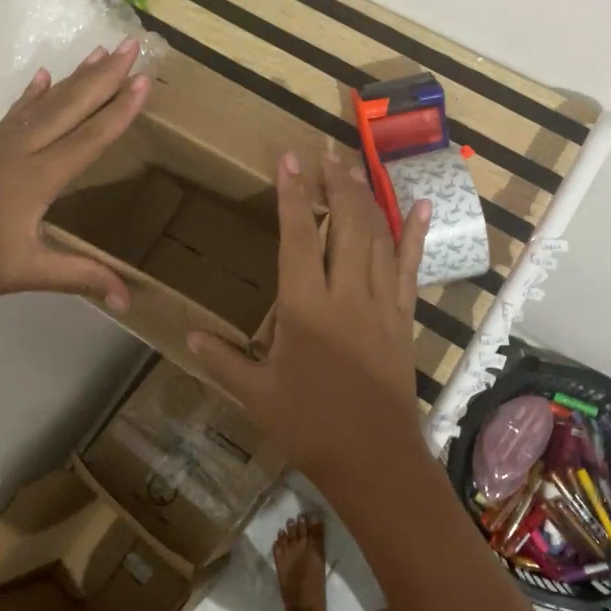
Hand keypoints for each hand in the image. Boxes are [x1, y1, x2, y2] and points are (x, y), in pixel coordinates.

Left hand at [0, 38, 149, 313]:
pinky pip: (16, 113)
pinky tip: (44, 75)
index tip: (143, 81)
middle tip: (132, 45)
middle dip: (103, 75)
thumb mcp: (27, 273)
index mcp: (34, 179)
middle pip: (68, 107)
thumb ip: (80, 277)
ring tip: (101, 50)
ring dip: (76, 77)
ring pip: (44, 104)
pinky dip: (34, 93)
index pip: (88, 138)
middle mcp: (18, 152)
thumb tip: (129, 300)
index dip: (119, 111)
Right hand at [187, 148, 431, 487]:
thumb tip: (188, 335)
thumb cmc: (310, 426)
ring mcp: (382, 303)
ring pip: (378, 237)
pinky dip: (416, 234)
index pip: (299, 237)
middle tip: (327, 152)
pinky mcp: (404, 317)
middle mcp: (347, 294)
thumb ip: (223, 360)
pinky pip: (412, 267)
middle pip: (346, 224)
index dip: (293, 195)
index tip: (290, 158)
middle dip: (337, 182)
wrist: (374, 458)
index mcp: (305, 308)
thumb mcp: (256, 395)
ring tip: (355, 166)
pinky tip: (423, 204)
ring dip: (367, 197)